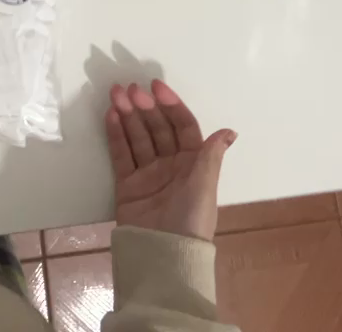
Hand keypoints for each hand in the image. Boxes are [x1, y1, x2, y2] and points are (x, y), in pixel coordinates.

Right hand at [106, 80, 235, 242]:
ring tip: (116, 94)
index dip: (171, 106)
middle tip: (131, 88)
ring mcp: (147, 173)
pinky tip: (111, 114)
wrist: (163, 255)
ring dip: (128, 114)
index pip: (182, 126)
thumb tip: (230, 131)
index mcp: (193, 163)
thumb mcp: (204, 187)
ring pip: (137, 136)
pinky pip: (121, 153)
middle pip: (157, 128)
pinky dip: (115, 133)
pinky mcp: (127, 183)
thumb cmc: (190, 219)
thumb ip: (210, 156)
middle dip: (145, 107)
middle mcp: (170, 164)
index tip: (156, 87)